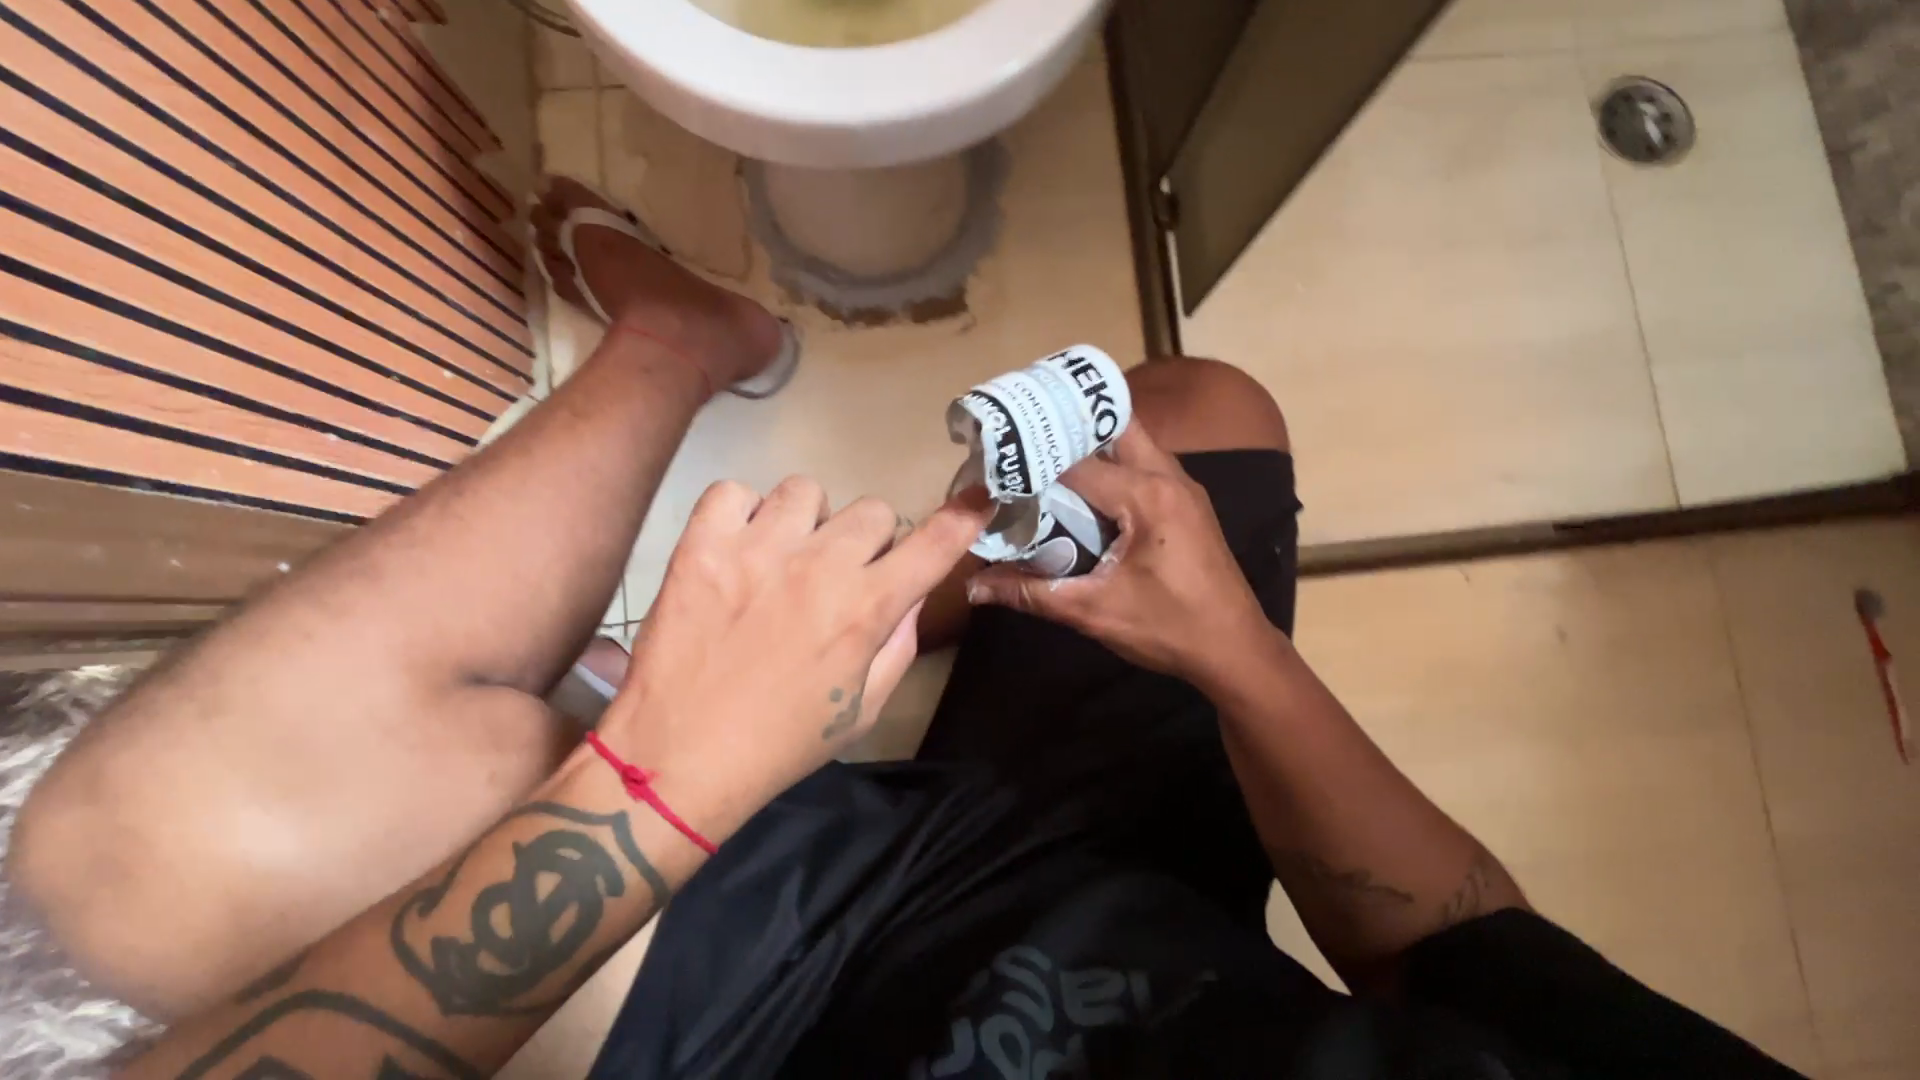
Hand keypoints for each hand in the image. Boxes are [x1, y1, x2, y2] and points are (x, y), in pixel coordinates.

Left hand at [599, 478, 991, 837]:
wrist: (679, 758)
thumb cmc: (781, 742)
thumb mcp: (864, 709)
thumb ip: (898, 644)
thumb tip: (910, 594)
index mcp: (865, 609)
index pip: (933, 545)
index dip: (963, 519)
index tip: (979, 498)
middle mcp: (820, 566)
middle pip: (873, 510)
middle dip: (868, 542)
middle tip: (841, 577)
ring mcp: (757, 549)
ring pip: (807, 491)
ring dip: (808, 523)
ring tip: (783, 560)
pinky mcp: (701, 545)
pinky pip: (734, 491)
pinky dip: (742, 513)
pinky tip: (738, 549)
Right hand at [966, 425, 1276, 689]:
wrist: (1235, 650)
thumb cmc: (1169, 628)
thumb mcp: (1094, 611)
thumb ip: (1032, 593)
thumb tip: (974, 588)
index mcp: (1148, 496)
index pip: (1078, 462)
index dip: (1035, 460)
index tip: (997, 461)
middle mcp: (1169, 478)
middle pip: (1115, 428)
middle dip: (1071, 427)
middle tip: (1026, 437)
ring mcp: (1183, 488)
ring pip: (1133, 443)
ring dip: (1093, 444)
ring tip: (1046, 455)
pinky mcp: (1187, 504)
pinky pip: (1145, 465)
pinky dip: (1114, 464)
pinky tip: (1084, 489)